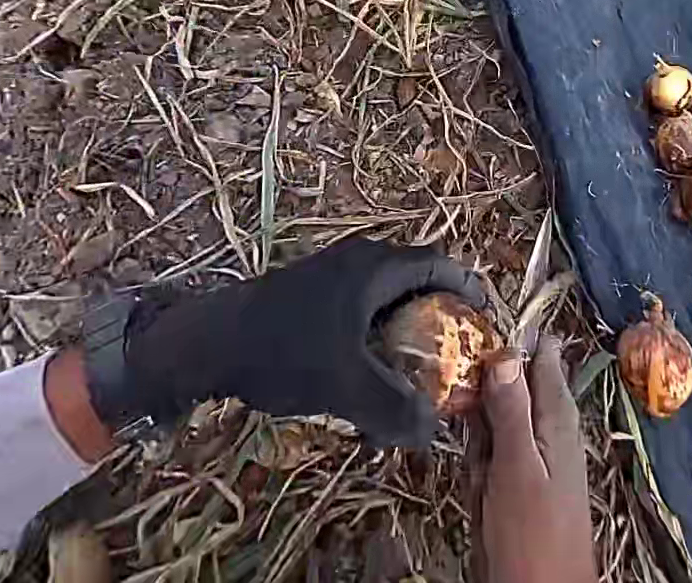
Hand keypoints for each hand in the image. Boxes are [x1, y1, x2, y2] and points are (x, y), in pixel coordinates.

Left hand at [109, 239, 484, 446]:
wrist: (208, 341)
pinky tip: (370, 359)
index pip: (439, 264)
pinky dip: (380, 323)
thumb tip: (432, 432)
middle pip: (416, 275)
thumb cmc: (284, 351)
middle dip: (440, 306)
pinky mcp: (316, 286)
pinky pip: (364, 299)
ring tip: (417, 356)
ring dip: (408, 317)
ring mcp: (336, 269)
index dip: (467, 285)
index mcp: (376, 267)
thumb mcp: (344, 385)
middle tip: (454, 343)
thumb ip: (392, 408)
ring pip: (388, 289)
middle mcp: (361, 258)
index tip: (483, 315)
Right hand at [481, 337, 596, 582]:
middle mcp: (550, 422)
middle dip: (484, 403)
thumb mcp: (516, 465)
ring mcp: (535, 449)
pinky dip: (481, 464)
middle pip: (511, 384)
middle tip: (475, 435)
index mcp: (557, 411)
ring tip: (482, 475)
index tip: (477, 351)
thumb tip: (507, 351)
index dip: (508, 344)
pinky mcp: (521, 474)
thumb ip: (511, 407)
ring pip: (496, 419)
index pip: (540, 352)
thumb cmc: (533, 535)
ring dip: (480, 439)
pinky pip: (493, 451)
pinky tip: (481, 489)